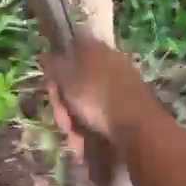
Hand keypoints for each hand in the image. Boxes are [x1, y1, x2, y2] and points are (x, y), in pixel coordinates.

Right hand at [42, 37, 149, 154]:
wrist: (140, 128)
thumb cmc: (95, 94)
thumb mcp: (63, 76)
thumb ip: (51, 64)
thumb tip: (45, 56)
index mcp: (91, 45)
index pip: (66, 49)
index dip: (55, 68)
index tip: (53, 86)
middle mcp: (108, 58)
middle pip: (76, 78)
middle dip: (65, 100)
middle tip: (63, 116)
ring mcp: (124, 81)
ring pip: (90, 98)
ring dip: (77, 117)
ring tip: (76, 135)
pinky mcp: (135, 104)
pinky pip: (106, 111)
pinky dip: (95, 125)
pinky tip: (89, 140)